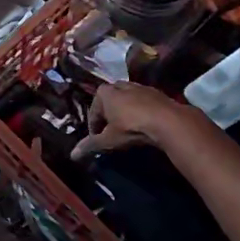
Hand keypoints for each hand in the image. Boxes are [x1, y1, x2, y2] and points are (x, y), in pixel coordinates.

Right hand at [71, 82, 211, 159]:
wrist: (167, 121)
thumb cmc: (130, 127)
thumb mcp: (108, 140)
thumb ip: (90, 146)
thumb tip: (72, 155)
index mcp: (105, 92)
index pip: (93, 110)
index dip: (94, 126)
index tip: (97, 140)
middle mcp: (121, 84)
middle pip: (110, 101)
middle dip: (109, 115)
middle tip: (111, 132)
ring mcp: (140, 87)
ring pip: (127, 99)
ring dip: (125, 112)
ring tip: (127, 128)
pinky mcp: (157, 92)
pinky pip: (143, 101)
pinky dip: (140, 111)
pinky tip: (144, 124)